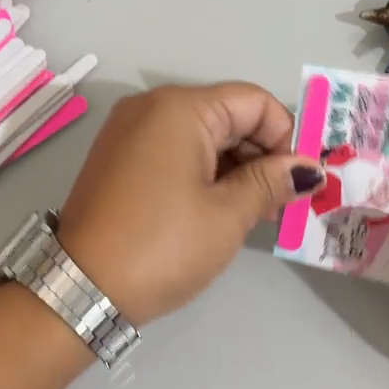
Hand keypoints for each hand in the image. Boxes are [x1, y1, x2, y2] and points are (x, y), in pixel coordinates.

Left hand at [57, 83, 322, 324]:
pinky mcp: (118, 158)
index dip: (284, 137)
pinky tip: (216, 209)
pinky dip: (202, 172)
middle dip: (260, 155)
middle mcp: (151, 107)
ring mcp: (129, 132)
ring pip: (201, 135)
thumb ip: (271, 182)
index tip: (296, 182)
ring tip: (251, 214)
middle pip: (227, 114)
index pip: (254, 101)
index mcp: (179, 108)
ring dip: (234, 167)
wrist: (81, 287)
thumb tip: (308, 167)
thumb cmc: (162, 246)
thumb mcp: (227, 215)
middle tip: (277, 206)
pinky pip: (174, 150)